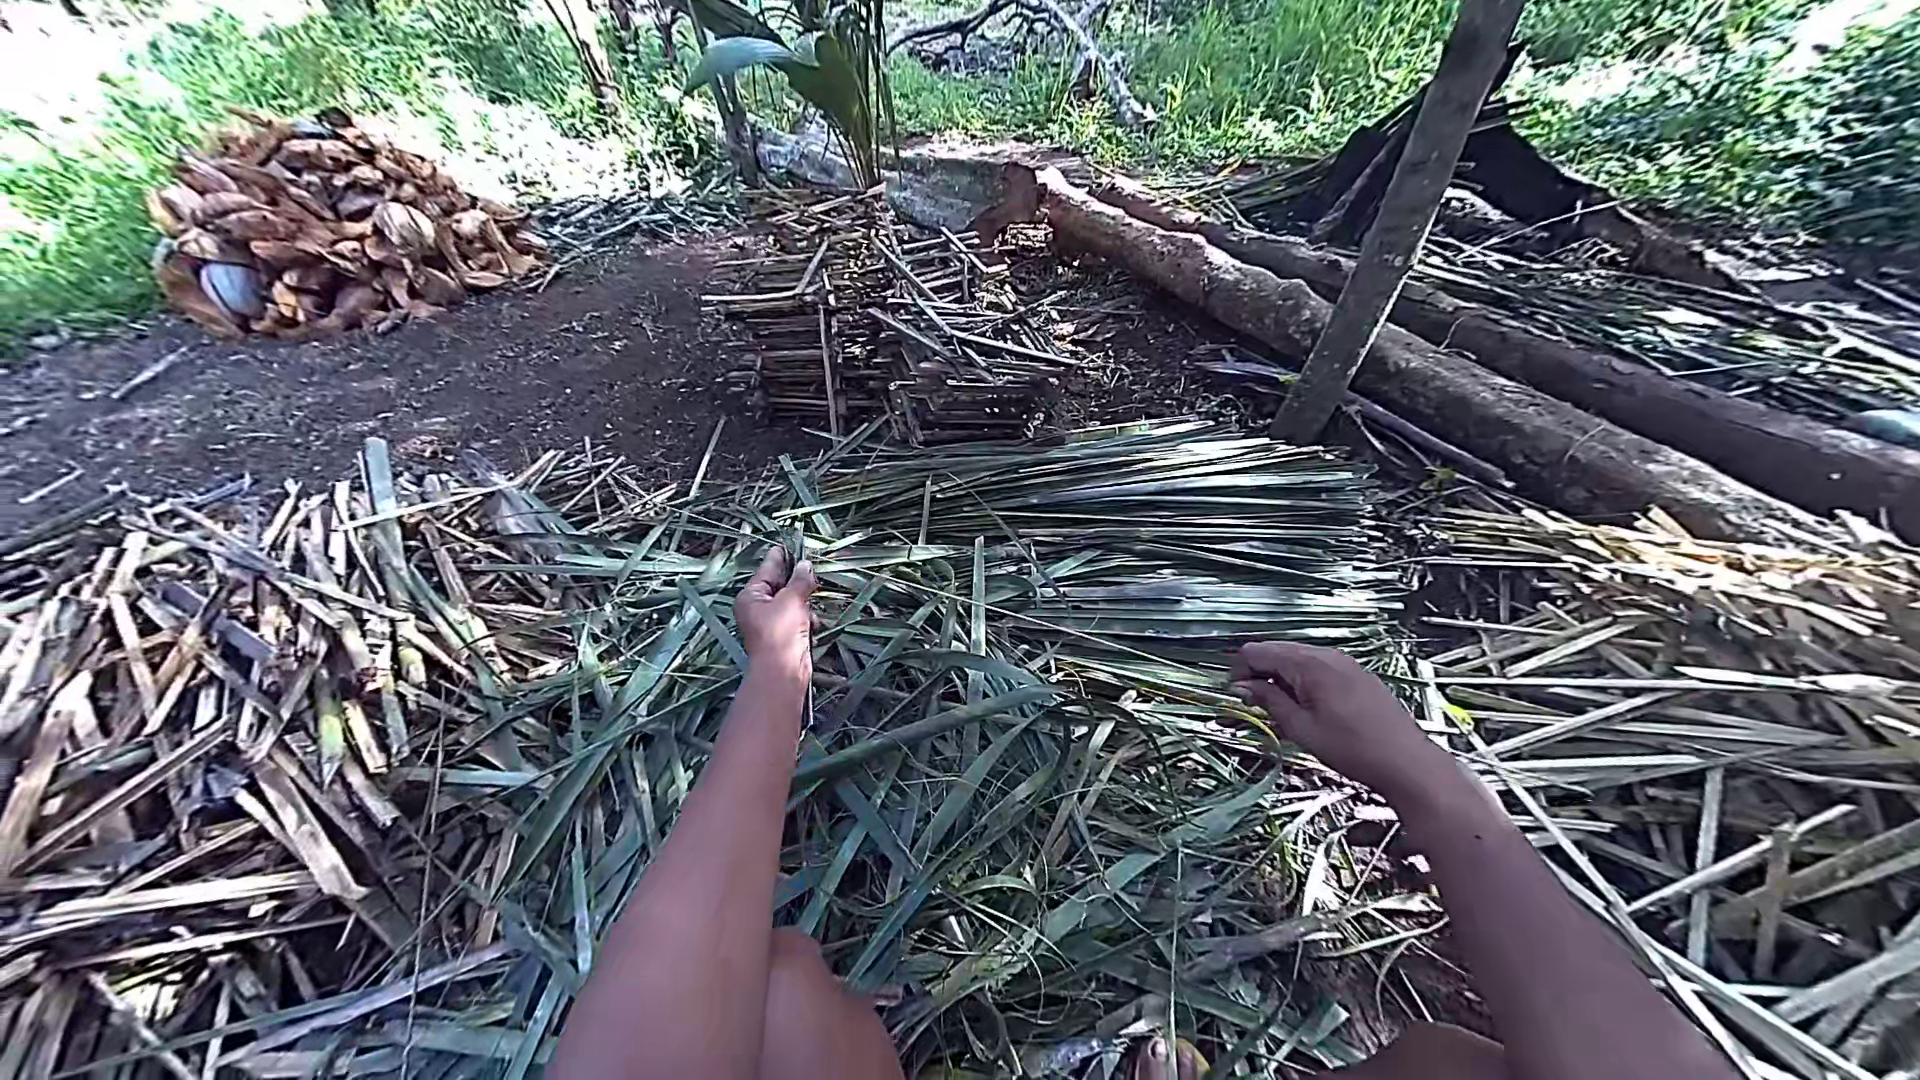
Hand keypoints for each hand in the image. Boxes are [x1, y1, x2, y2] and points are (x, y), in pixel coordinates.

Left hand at [734, 546, 816, 676]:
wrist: (783, 671)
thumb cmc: (780, 632)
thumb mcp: (792, 600)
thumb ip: (800, 580)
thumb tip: (806, 565)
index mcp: (751, 596)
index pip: (768, 568)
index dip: (782, 556)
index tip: (792, 543)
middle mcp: (757, 607)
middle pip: (781, 584)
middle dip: (797, 580)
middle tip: (812, 567)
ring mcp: (771, 621)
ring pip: (792, 600)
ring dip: (805, 601)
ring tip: (813, 598)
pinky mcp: (785, 634)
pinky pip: (798, 617)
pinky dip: (807, 617)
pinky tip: (813, 622)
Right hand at [1231, 641, 1456, 805]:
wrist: (1410, 765)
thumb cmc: (1351, 749)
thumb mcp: (1300, 728)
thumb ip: (1268, 700)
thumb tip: (1241, 686)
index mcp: (1308, 664)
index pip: (1257, 651)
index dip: (1240, 671)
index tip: (1238, 696)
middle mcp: (1326, 654)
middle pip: (1276, 650)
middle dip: (1259, 672)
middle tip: (1255, 703)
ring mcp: (1344, 661)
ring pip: (1296, 657)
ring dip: (1280, 676)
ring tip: (1281, 707)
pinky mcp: (1357, 673)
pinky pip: (1317, 665)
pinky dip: (1302, 679)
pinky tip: (1307, 704)